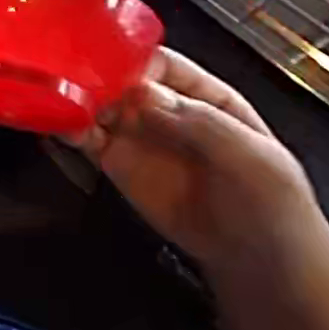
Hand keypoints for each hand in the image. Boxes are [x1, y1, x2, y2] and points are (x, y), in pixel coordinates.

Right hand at [67, 48, 315, 267]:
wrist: (259, 269)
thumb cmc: (271, 206)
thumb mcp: (253, 159)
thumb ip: (201, 124)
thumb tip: (145, 96)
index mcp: (204, 94)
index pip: (161, 63)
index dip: (134, 60)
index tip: (108, 64)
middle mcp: (165, 108)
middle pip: (122, 79)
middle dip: (97, 75)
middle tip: (73, 77)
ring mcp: (139, 136)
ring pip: (99, 104)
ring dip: (77, 97)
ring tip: (57, 95)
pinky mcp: (117, 165)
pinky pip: (87, 138)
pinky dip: (68, 127)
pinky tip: (57, 121)